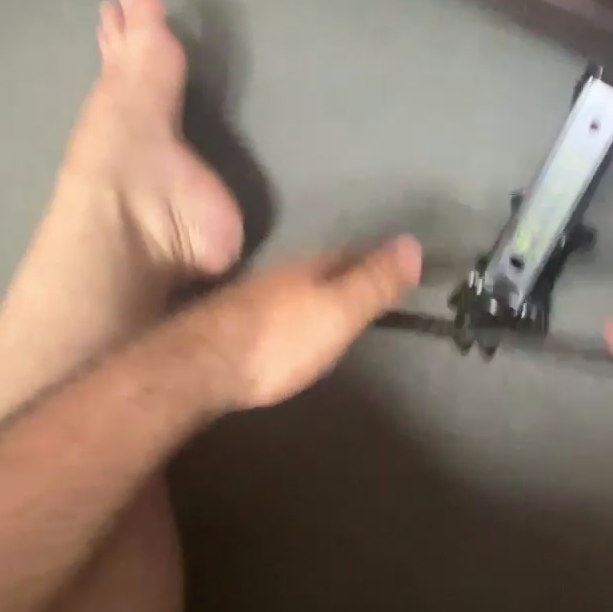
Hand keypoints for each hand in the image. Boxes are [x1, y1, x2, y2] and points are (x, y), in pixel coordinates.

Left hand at [178, 235, 420, 409]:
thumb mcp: (339, 311)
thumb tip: (413, 242)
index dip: (375, 258)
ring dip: (316, 292)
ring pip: (295, 288)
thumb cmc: (280, 339)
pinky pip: (275, 310)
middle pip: (322, 268)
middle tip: (370, 285)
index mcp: (310, 266)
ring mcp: (252, 299)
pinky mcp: (232, 326)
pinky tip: (290, 330)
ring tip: (335, 306)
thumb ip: (374, 281)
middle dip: (345, 273)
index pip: (351, 253)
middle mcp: (281, 274)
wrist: (200, 369)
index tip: (397, 265)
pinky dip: (293, 313)